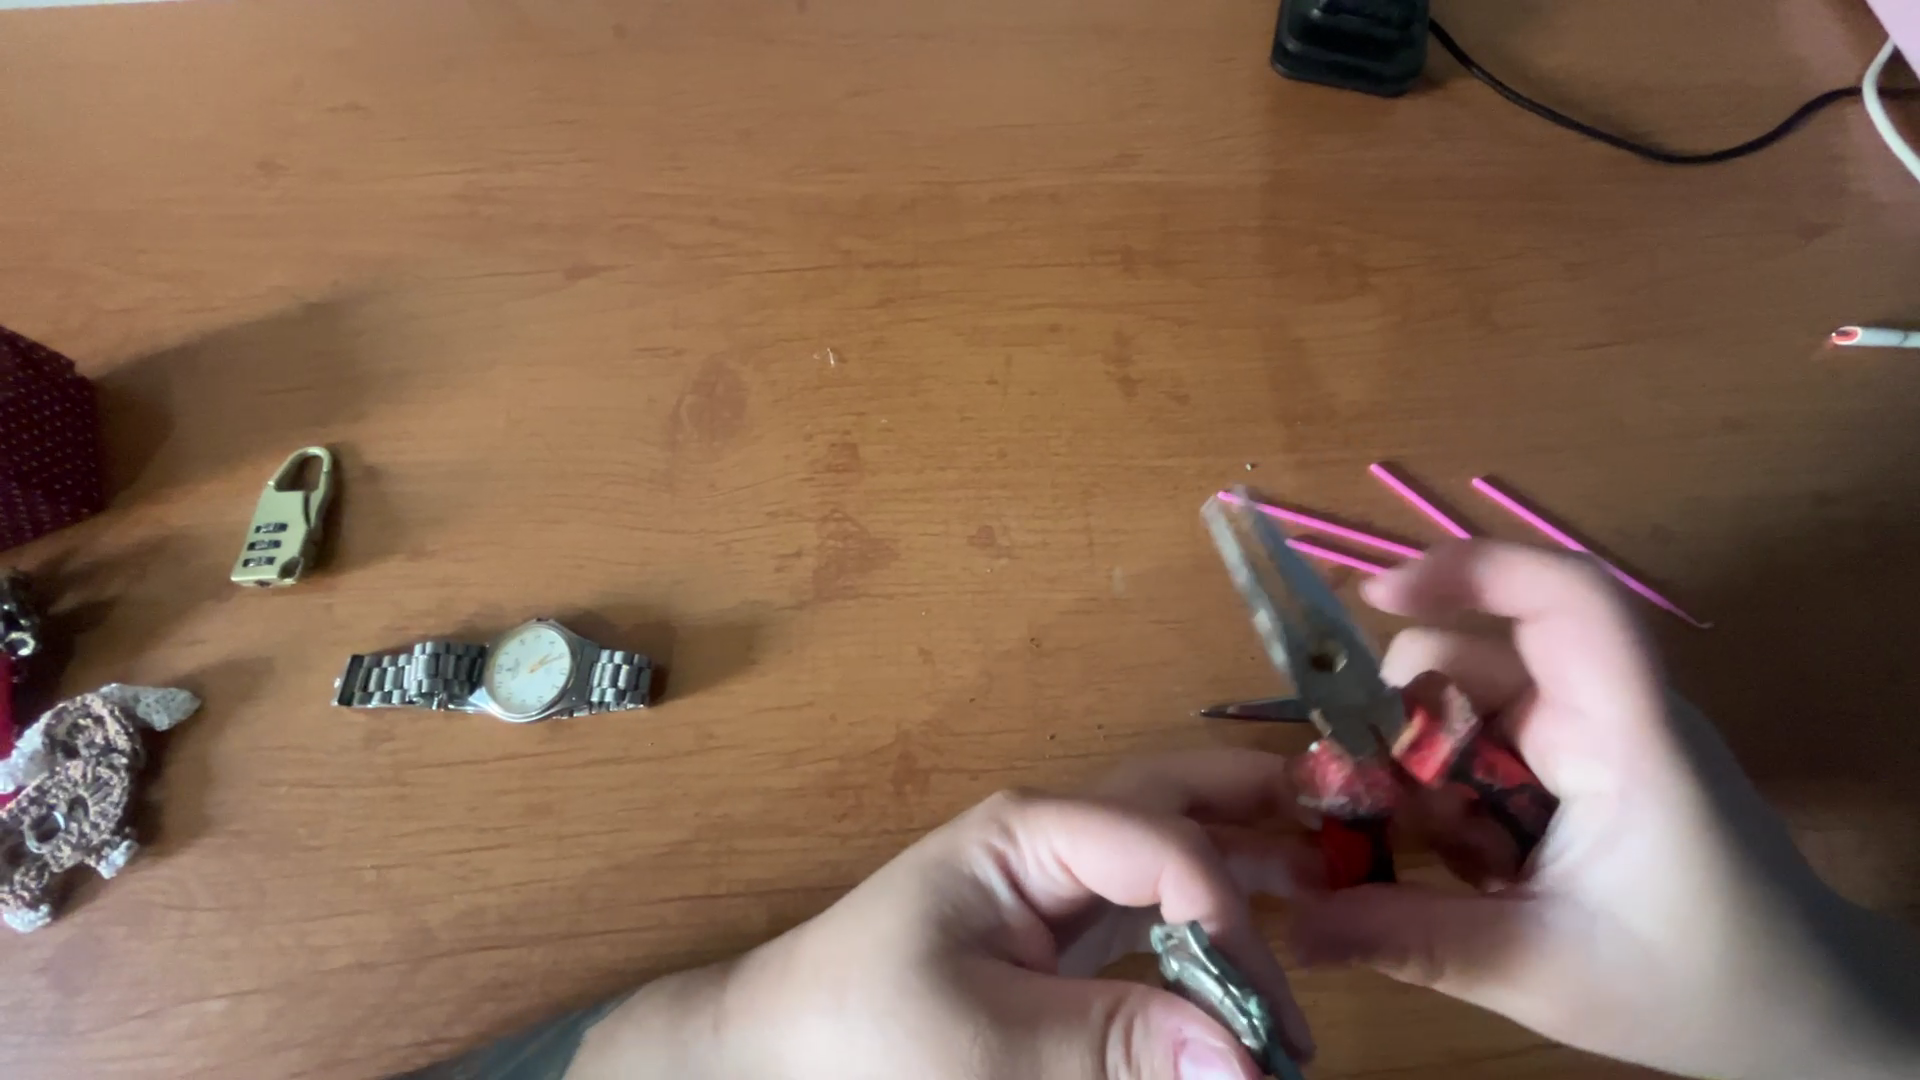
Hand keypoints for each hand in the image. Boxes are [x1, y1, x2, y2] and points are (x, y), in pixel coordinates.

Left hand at [569, 751, 1316, 1079]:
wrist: (793, 1033)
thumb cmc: (868, 1020)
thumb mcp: (981, 1043)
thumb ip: (1107, 1043)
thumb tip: (1244, 1063)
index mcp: (1032, 828)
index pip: (1159, 843)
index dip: (1228, 918)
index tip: (1272, 1023)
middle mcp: (1056, 832)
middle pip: (1174, 795)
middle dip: (1259, 804)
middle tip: (1349, 829)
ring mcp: (1062, 870)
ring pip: (1173, 833)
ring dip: (1248, 846)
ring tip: (1331, 868)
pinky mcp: (1065, 916)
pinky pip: (1155, 891)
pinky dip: (1213, 900)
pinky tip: (1260, 926)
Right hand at [1291, 541, 1919, 1079]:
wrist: (1819, 1023)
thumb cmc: (1718, 994)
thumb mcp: (1548, 974)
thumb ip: (1411, 940)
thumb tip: (1288, 928)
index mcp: (1625, 738)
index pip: (1566, 601)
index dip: (1468, 570)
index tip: (1373, 596)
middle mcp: (1595, 714)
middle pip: (1464, 660)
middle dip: (1391, 717)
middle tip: (1352, 793)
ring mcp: (1576, 736)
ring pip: (1450, 705)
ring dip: (1407, 763)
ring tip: (1408, 844)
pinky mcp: (1560, 763)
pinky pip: (1465, 746)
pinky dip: (1433, 787)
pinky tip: (1448, 854)